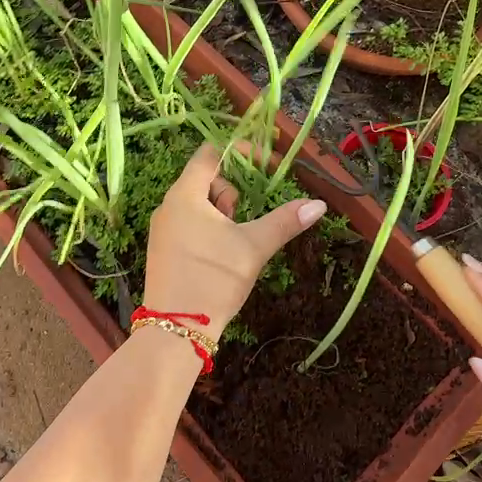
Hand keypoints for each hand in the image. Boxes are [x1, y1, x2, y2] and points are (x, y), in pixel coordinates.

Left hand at [141, 142, 327, 341]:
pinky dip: (208, 229)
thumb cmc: (214, 279)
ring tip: (233, 243)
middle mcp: (168, 205)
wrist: (177, 329)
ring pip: (198, 203)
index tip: (265, 166)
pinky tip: (220, 256)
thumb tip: (319, 204)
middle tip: (243, 220)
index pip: (210, 153)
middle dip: (232, 192)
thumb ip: (285, 221)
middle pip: (205, 178)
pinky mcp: (163, 249)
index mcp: (185, 194)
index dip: (239, 152)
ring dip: (222, 213)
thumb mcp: (253, 247)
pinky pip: (188, 223)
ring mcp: (162, 228)